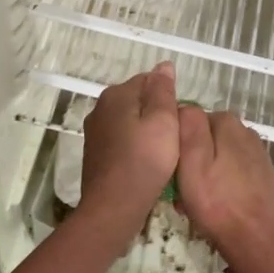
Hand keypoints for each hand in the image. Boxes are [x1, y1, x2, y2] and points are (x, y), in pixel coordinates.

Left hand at [76, 62, 181, 230]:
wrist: (114, 207)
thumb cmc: (144, 161)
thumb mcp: (163, 121)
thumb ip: (163, 91)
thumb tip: (163, 65)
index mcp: (116, 94)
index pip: (149, 80)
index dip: (168, 98)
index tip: (178, 121)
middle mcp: (100, 107)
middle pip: (138, 100)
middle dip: (157, 115)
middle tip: (174, 138)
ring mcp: (95, 131)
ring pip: (130, 122)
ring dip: (146, 132)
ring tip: (162, 153)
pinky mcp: (95, 153)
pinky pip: (122, 141)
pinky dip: (135, 147)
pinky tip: (146, 164)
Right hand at [176, 109, 273, 272]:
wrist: (255, 241)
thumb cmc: (216, 202)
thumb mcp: (192, 161)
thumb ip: (189, 127)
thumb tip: (184, 106)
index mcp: (227, 122)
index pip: (190, 119)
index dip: (177, 143)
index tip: (173, 168)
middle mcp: (245, 131)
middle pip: (206, 138)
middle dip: (192, 159)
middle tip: (181, 188)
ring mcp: (257, 153)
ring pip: (219, 155)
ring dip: (205, 172)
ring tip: (196, 199)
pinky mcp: (262, 174)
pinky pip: (233, 170)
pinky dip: (222, 182)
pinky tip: (217, 203)